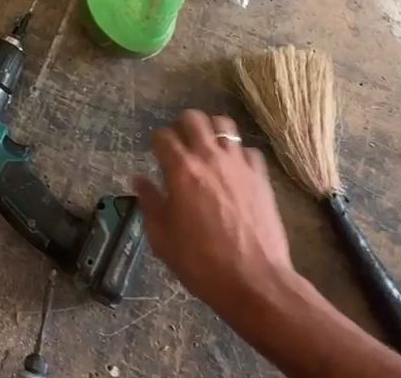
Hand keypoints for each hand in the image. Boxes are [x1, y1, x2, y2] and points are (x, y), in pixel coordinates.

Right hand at [134, 109, 296, 314]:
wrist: (255, 282)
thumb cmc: (202, 263)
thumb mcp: (163, 239)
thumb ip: (150, 203)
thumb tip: (140, 180)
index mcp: (180, 170)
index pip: (162, 136)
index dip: (156, 142)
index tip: (156, 152)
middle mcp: (209, 158)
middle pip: (193, 118)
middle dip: (182, 125)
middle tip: (180, 143)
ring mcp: (238, 164)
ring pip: (224, 124)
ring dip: (212, 130)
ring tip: (207, 147)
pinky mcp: (260, 176)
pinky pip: (249, 150)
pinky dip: (239, 154)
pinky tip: (234, 169)